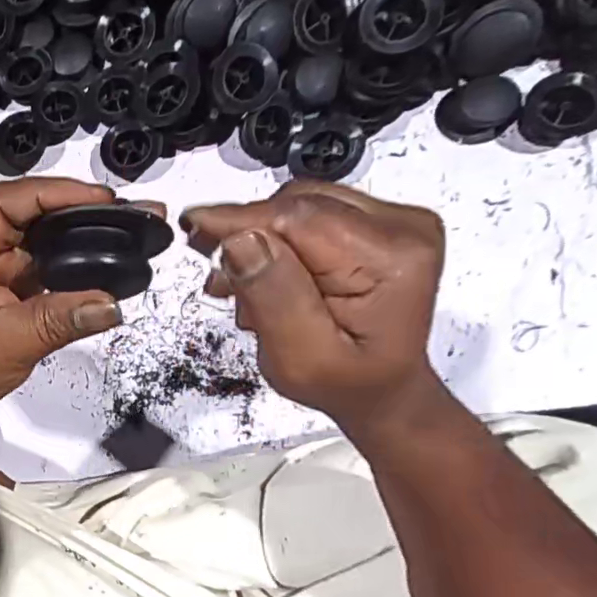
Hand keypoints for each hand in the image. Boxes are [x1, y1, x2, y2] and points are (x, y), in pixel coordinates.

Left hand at [0, 178, 132, 417]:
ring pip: (45, 234)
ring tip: (119, 226)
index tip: (93, 199)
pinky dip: (80, 259)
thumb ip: (60, 321)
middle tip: (116, 209)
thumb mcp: (10, 342)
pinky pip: (54, 262)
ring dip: (80, 229)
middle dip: (74, 205)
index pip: (6, 202)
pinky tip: (103, 257)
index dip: (52, 193)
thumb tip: (107, 303)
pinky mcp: (22, 286)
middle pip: (31, 210)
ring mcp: (4, 268)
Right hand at [181, 180, 445, 430]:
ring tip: (240, 288)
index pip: (299, 218)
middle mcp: (401, 229)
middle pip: (297, 207)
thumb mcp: (300, 358)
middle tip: (215, 272)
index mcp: (392, 260)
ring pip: (298, 208)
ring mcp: (389, 223)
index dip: (240, 221)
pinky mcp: (372, 227)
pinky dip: (275, 244)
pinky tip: (263, 276)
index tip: (195, 224)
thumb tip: (239, 240)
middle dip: (247, 236)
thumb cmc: (347, 383)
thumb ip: (272, 296)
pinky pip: (309, 218)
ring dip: (258, 242)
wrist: (379, 390)